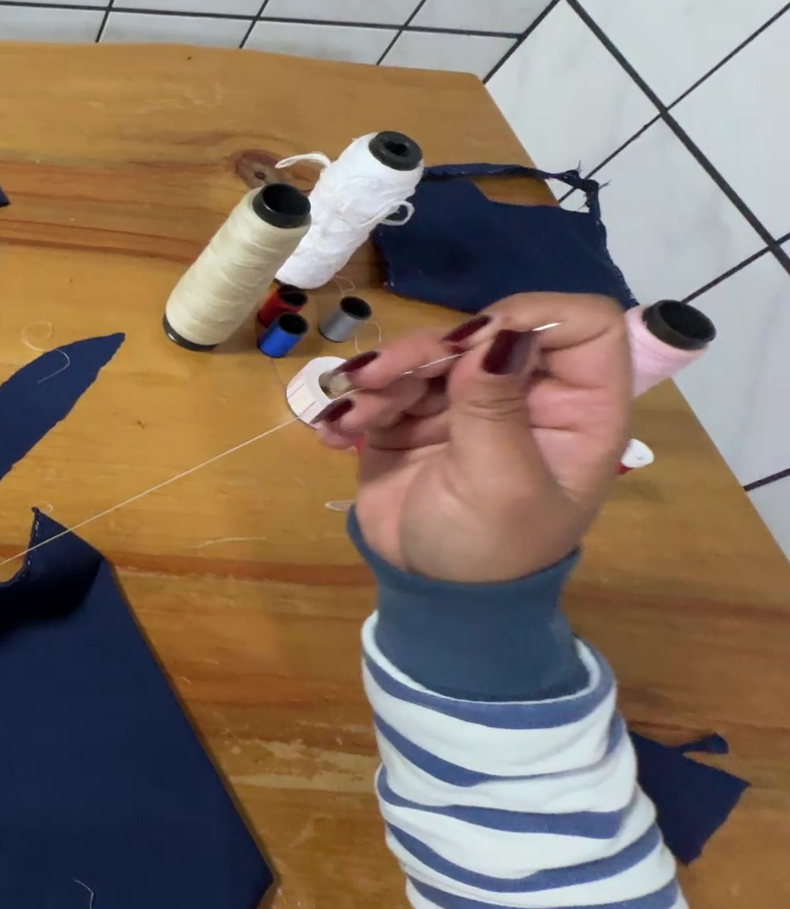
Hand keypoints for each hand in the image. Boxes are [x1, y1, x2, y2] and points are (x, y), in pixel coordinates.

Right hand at [313, 293, 631, 582]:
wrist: (431, 589)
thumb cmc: (489, 545)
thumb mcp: (501, 483)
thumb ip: (495, 409)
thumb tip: (496, 336)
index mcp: (574, 407)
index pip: (579, 327)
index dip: (526, 319)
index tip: (466, 345)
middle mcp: (518, 395)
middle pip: (475, 337)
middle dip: (418, 354)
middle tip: (371, 378)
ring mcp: (457, 408)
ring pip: (416, 362)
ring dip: (373, 384)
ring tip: (344, 420)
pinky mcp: (404, 424)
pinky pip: (375, 395)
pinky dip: (348, 409)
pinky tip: (330, 434)